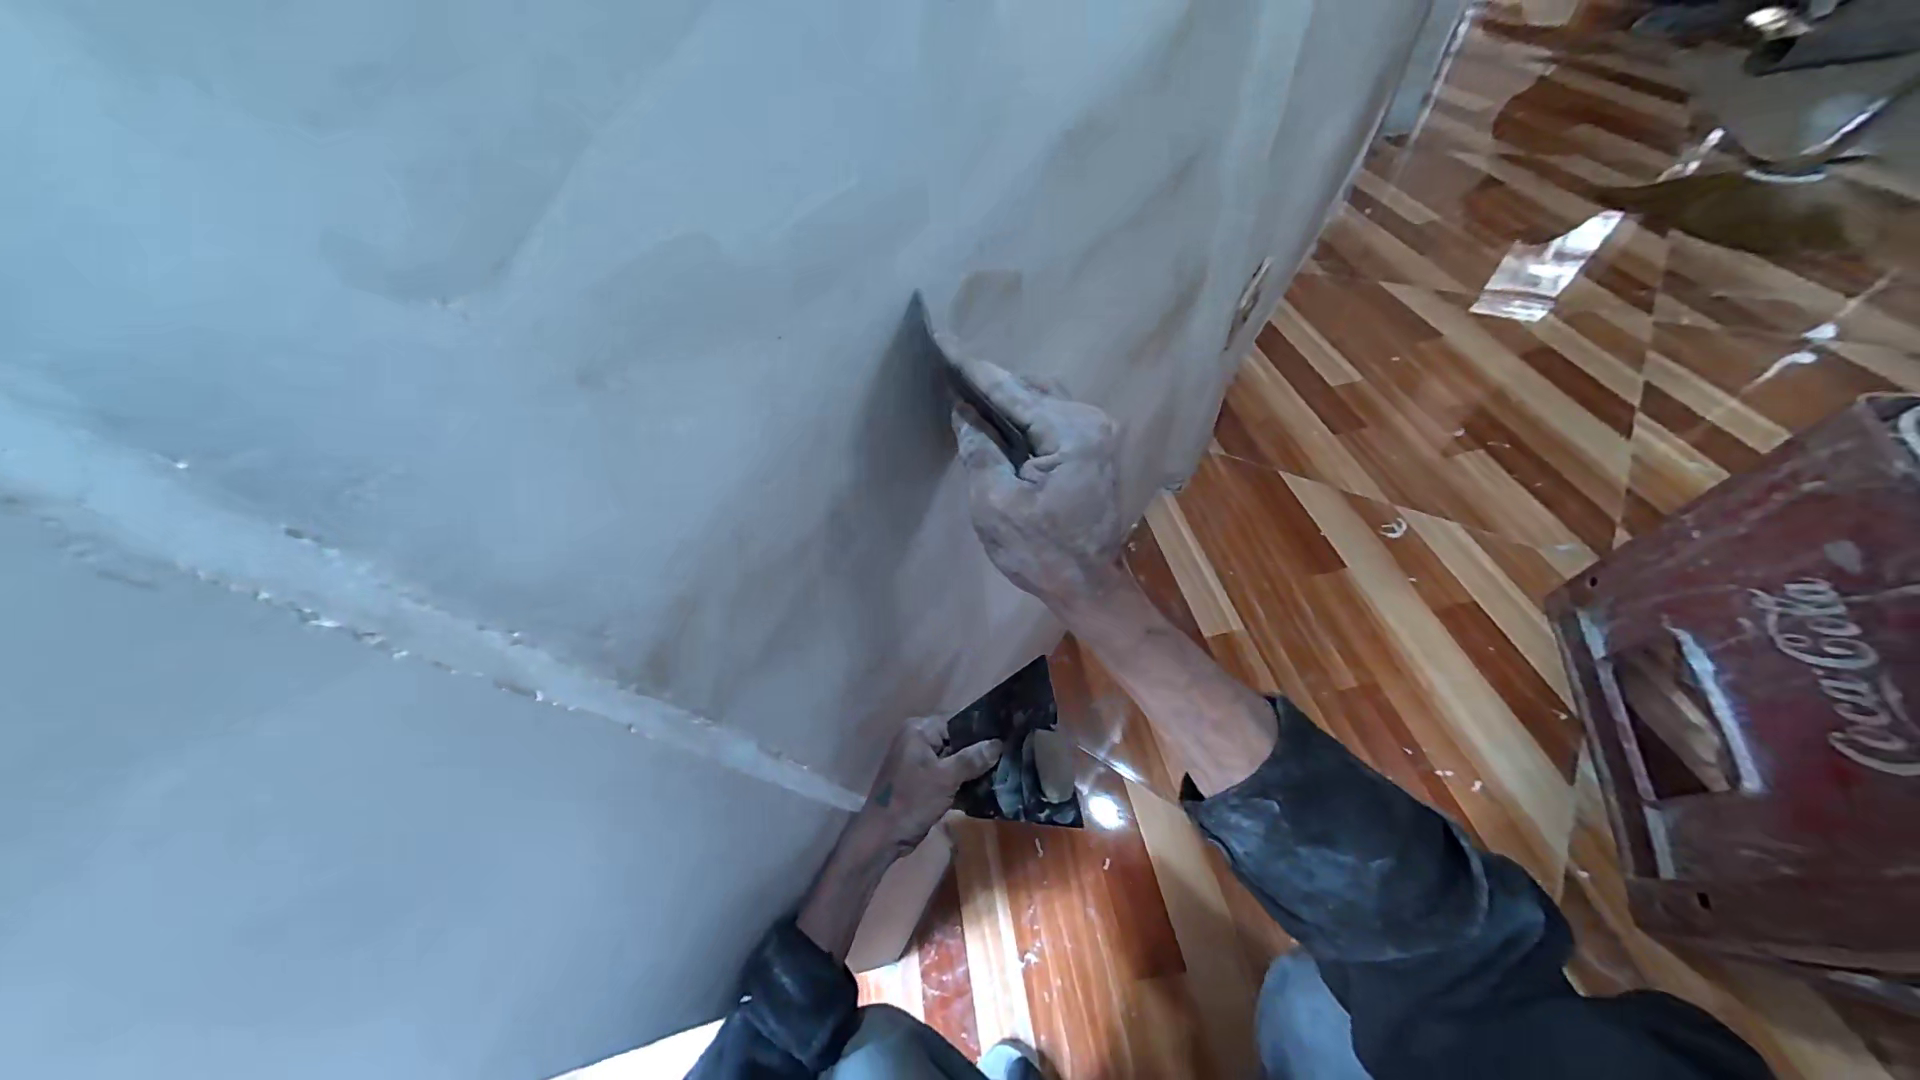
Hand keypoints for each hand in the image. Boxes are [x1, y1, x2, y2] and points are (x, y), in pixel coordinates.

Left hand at [851, 716, 1001, 855]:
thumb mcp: (945, 777)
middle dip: (979, 751)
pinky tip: (985, 787)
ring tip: (1002, 772)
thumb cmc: (912, 800)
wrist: (883, 836)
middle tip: (1007, 758)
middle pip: (956, 740)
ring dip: (972, 768)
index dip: (981, 731)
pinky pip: (948, 773)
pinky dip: (962, 780)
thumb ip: (972, 759)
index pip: (957, 721)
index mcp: (919, 730)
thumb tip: (998, 743)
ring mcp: (919, 760)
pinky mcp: (922, 780)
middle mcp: (918, 739)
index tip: (1006, 738)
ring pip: (954, 758)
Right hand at [950, 357, 1126, 605]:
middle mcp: (1091, 422)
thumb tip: (963, 410)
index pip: (1011, 391)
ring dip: (1008, 399)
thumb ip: (979, 448)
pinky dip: (1025, 417)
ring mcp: (1097, 434)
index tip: (944, 339)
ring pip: (1044, 400)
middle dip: (991, 383)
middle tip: (951, 372)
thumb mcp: (994, 502)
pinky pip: (1053, 418)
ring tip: (970, 396)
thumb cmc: (1038, 552)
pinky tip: (1000, 421)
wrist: (1086, 585)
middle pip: (1031, 389)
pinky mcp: (1094, 449)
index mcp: (1071, 433)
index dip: (972, 368)